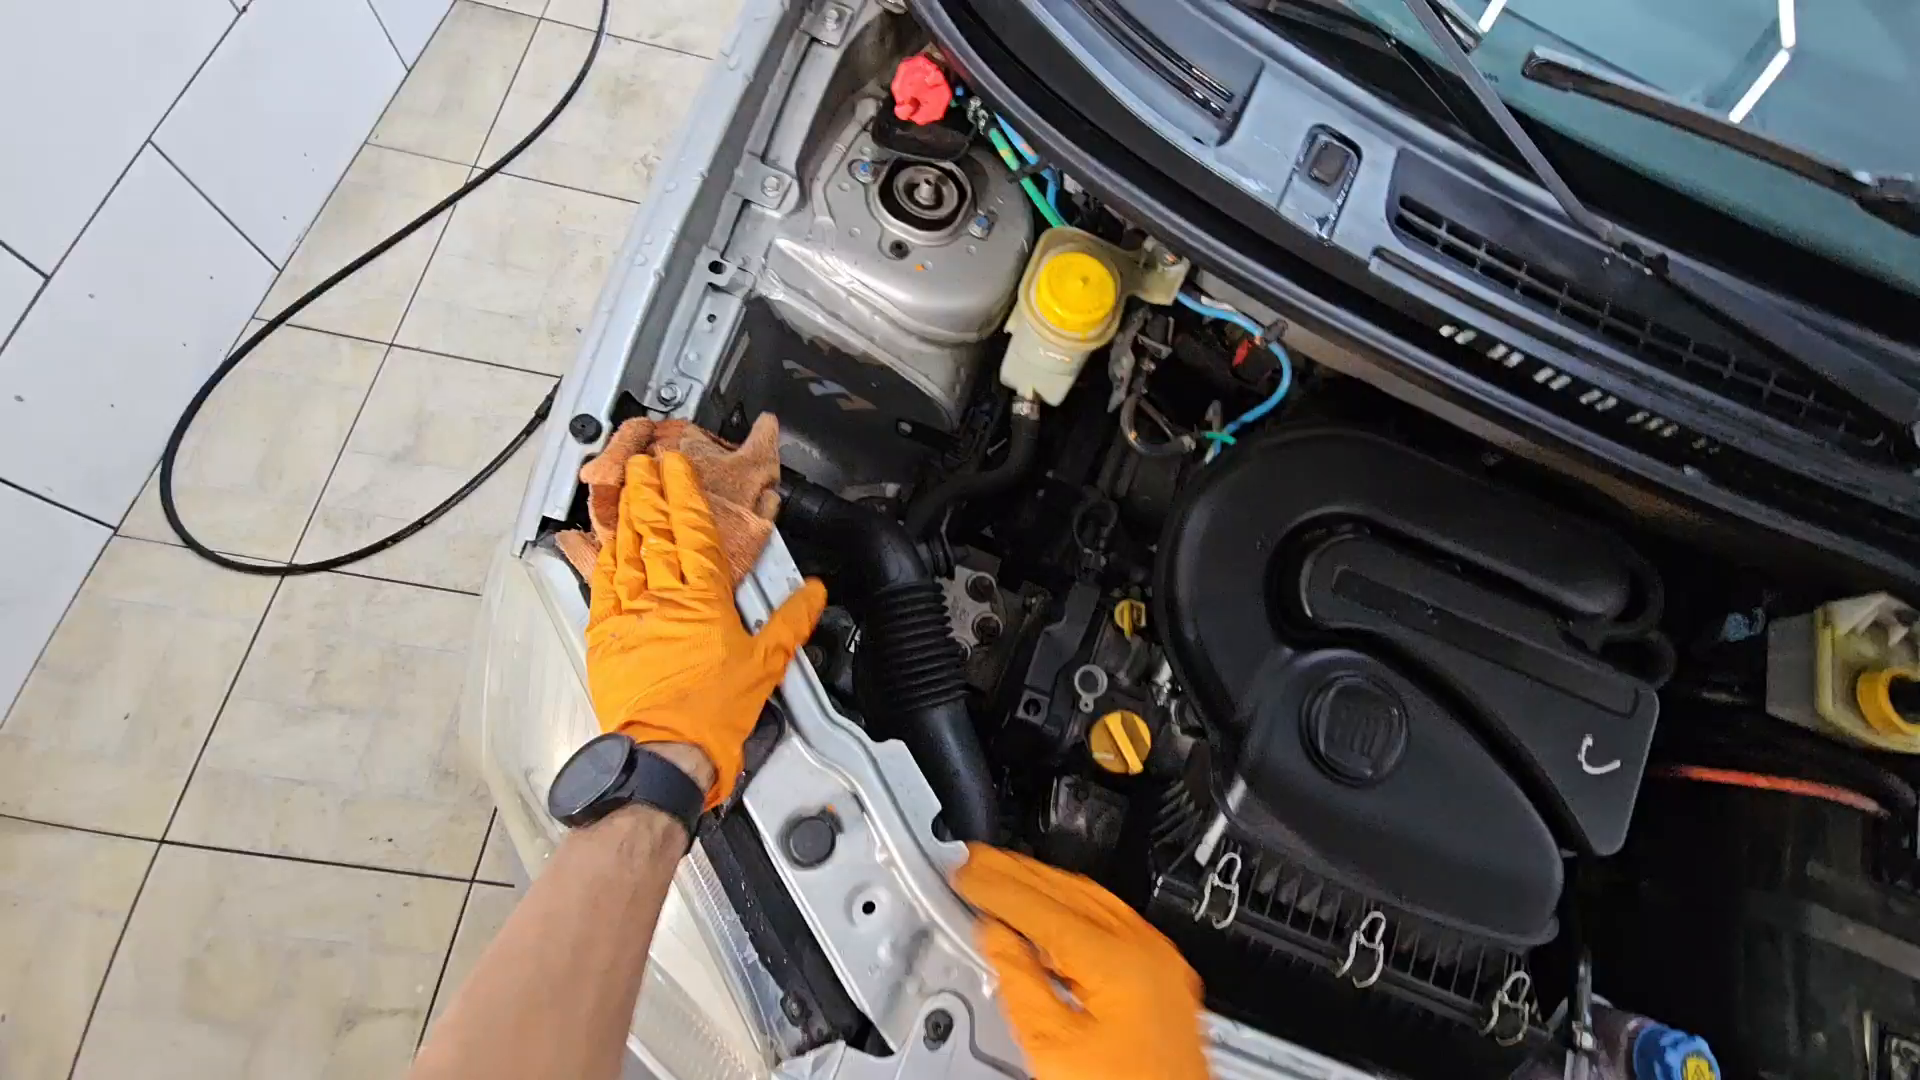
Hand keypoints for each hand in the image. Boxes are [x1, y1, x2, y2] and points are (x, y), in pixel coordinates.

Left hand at [586, 451, 826, 808]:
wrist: (664, 753)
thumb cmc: (712, 711)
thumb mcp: (765, 663)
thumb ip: (792, 620)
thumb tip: (815, 591)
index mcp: (703, 599)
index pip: (694, 532)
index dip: (685, 494)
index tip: (679, 466)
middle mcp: (662, 597)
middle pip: (654, 531)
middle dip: (649, 491)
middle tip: (644, 461)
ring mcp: (628, 613)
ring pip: (624, 550)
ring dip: (624, 514)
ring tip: (622, 486)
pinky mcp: (605, 635)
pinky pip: (599, 585)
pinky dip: (595, 557)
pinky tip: (591, 540)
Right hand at [955, 844, 1207, 1079]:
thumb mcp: (1053, 1049)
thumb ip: (1019, 983)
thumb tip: (995, 935)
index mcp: (1117, 960)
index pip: (1041, 907)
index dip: (996, 886)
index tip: (966, 871)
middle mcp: (1145, 946)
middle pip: (1066, 890)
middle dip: (1014, 871)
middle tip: (976, 859)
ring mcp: (1157, 956)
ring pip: (1089, 896)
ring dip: (1040, 880)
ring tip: (1002, 870)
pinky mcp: (1161, 970)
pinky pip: (1108, 914)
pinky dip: (1068, 902)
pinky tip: (1046, 905)